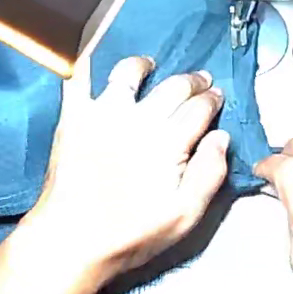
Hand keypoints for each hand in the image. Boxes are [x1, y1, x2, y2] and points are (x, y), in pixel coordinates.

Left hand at [13, 56, 230, 291]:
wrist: (72, 237)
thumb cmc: (131, 233)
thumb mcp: (184, 216)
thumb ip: (209, 173)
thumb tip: (221, 136)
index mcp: (169, 140)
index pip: (199, 107)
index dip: (212, 99)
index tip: (216, 96)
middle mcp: (138, 117)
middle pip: (172, 86)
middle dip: (191, 80)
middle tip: (199, 80)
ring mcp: (102, 112)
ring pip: (127, 73)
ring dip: (143, 65)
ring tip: (149, 64)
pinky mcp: (73, 116)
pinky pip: (78, 80)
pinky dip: (85, 63)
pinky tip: (90, 55)